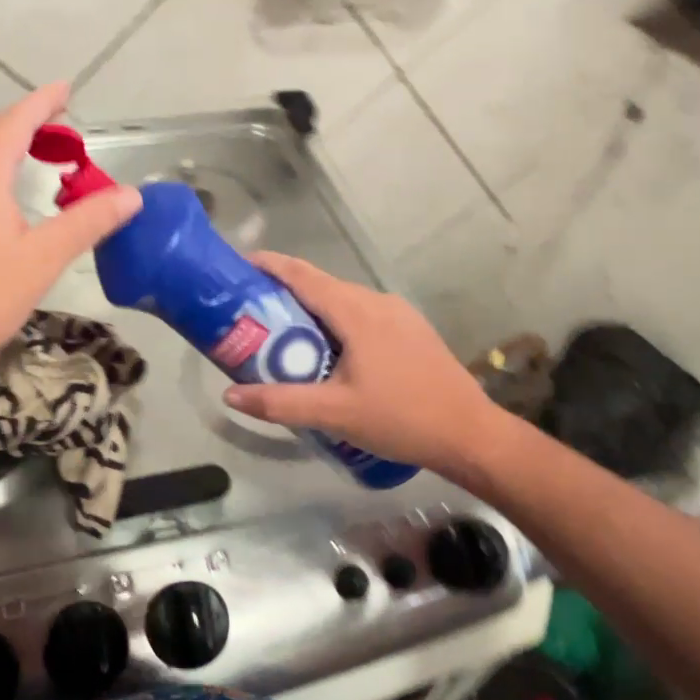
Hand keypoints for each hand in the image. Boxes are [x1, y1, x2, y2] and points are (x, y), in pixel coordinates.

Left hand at [0, 83, 142, 411]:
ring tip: (38, 158)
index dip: (42, 104)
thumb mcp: (44, 259)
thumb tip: (132, 195)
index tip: (66, 88)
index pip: (14, 123)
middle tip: (61, 126)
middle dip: (25, 125)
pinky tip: (4, 199)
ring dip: (5, 151)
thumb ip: (88, 222)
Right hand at [223, 253, 502, 481]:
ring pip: (343, 302)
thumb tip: (230, 394)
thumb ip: (280, 402)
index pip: (303, 275)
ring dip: (311, 312)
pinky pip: (362, 316)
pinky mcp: (411, 331)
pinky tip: (328, 355)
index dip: (269, 265)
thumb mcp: (334, 414)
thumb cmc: (400, 419)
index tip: (238, 266)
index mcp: (357, 313)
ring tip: (282, 337)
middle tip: (249, 315)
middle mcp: (377, 302)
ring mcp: (399, 315)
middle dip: (283, 293)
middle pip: (321, 286)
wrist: (469, 434)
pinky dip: (335, 324)